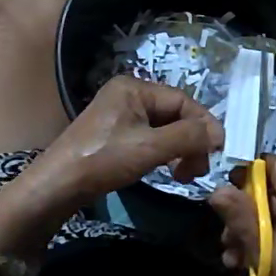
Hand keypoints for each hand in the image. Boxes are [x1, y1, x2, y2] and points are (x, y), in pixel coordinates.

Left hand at [37, 75, 223, 198]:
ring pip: (165, 128)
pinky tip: (166, 170)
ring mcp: (120, 114)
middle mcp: (128, 94)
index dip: (204, 125)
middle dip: (191, 141)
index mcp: (135, 88)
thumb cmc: (103, 160)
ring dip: (180, 150)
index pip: (183, 101)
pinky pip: (151, 138)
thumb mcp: (150, 147)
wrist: (56, 187)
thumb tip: (218, 133)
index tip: (218, 151)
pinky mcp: (115, 134)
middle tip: (198, 169)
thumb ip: (188, 137)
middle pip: (175, 114)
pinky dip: (164, 153)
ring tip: (183, 174)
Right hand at [210, 157, 275, 275]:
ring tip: (232, 256)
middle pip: (273, 190)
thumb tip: (216, 189)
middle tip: (225, 235)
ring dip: (250, 230)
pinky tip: (245, 263)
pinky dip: (265, 241)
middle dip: (244, 210)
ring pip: (275, 212)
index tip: (225, 189)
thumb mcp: (267, 256)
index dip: (249, 170)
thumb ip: (242, 220)